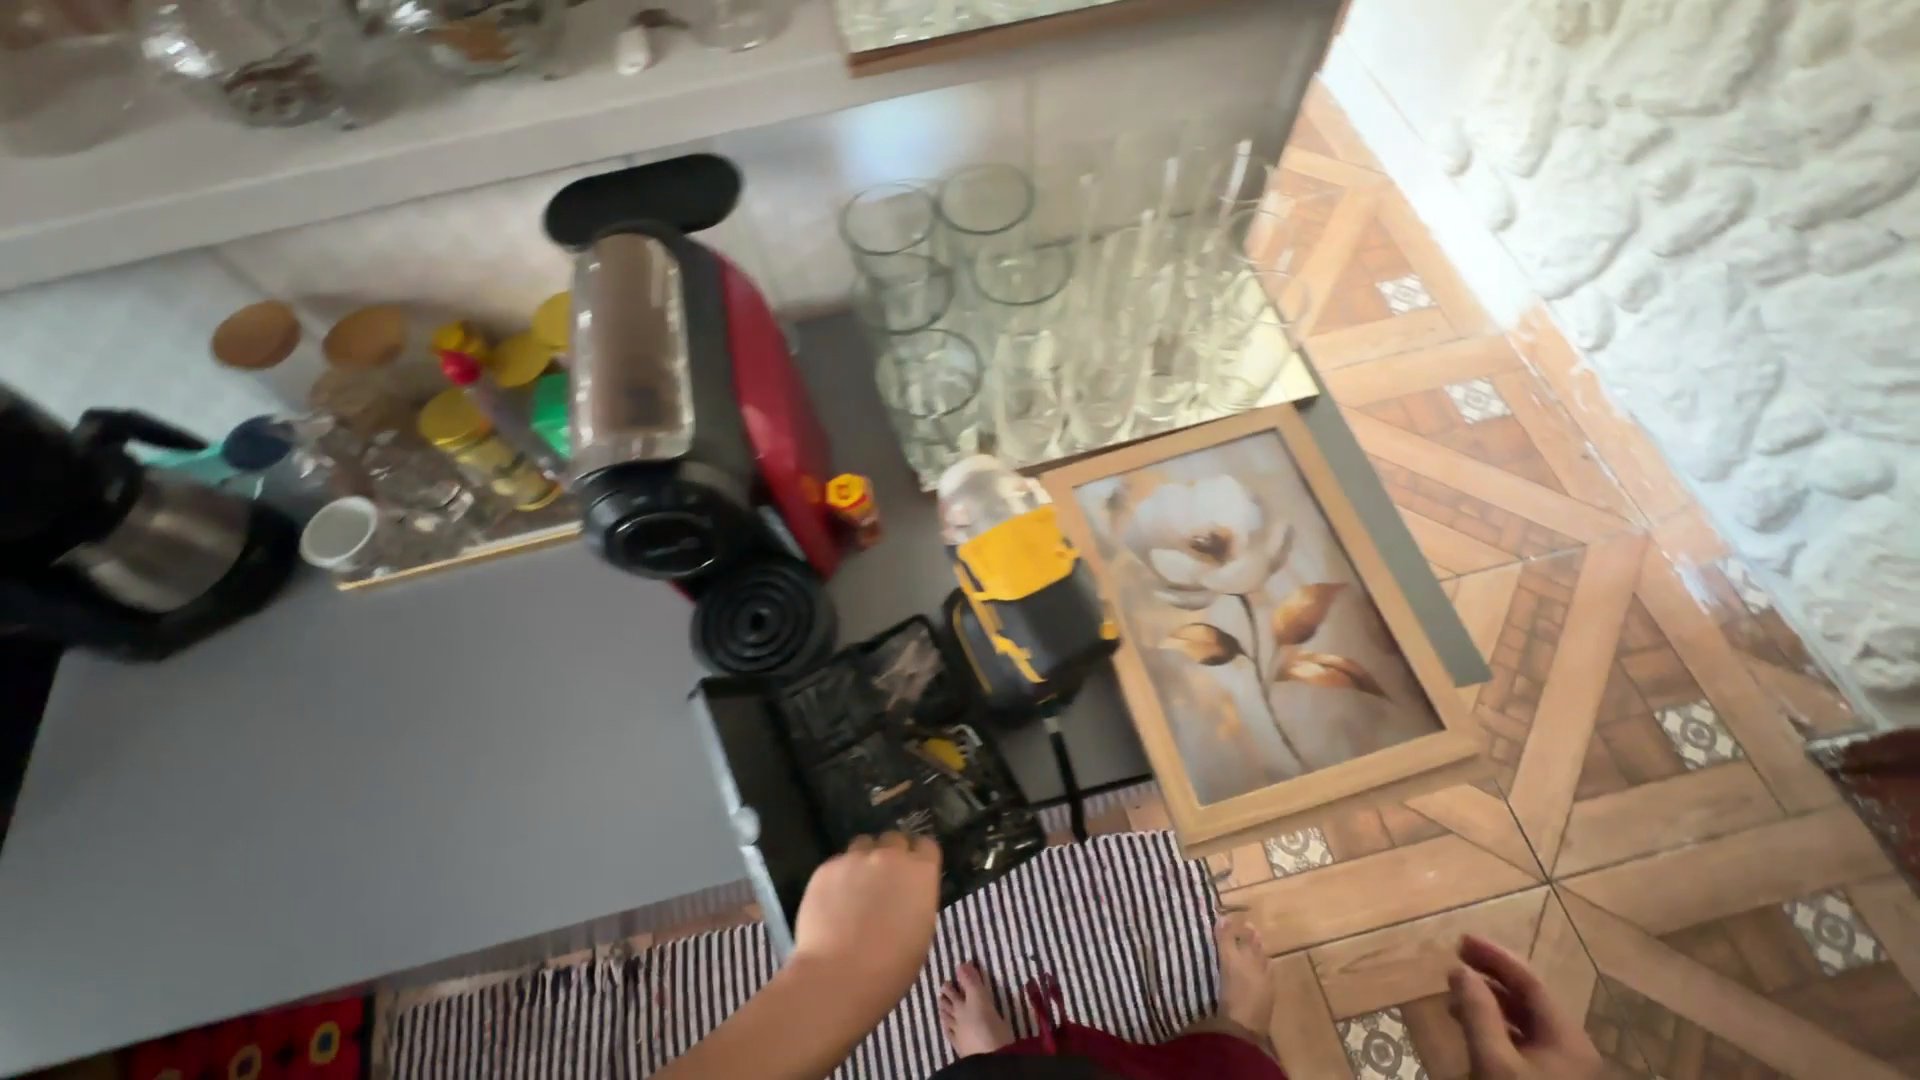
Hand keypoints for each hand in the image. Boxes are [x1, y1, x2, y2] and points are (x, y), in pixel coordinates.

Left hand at [791, 833, 941, 1006]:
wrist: (838, 976)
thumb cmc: (890, 968)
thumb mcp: (921, 932)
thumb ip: (916, 901)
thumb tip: (907, 895)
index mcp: (920, 873)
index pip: (927, 846)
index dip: (920, 859)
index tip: (913, 874)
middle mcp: (890, 856)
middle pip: (894, 839)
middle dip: (892, 855)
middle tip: (884, 881)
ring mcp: (856, 858)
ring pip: (863, 845)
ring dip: (864, 860)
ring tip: (856, 888)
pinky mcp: (826, 868)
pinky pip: (838, 863)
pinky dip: (839, 877)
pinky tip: (833, 901)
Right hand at [1448, 934, 1601, 1079]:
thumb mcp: (1493, 1061)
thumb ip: (1477, 1011)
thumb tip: (1461, 969)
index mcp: (1567, 1040)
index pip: (1530, 983)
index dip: (1495, 956)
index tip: (1460, 939)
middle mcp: (1571, 1049)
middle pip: (1530, 999)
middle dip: (1492, 974)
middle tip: (1455, 955)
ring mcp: (1562, 1069)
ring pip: (1526, 1020)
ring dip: (1490, 998)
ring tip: (1455, 989)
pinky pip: (1523, 1041)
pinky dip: (1495, 1024)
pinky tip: (1472, 1025)